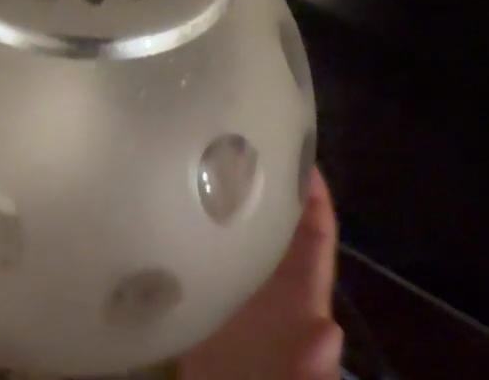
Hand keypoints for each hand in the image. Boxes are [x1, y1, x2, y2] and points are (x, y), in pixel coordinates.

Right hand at [181, 168, 343, 379]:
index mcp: (300, 299)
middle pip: (273, 223)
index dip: (313, 195)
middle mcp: (270, 286)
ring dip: (223, 196)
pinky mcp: (201, 299)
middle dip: (264, 180)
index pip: (314, 237)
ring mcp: (235, 289)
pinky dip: (188, 225)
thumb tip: (327, 332)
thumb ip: (313, 369)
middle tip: (236, 133)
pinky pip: (200, 253)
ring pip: (235, 231)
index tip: (299, 150)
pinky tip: (161, 201)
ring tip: (196, 152)